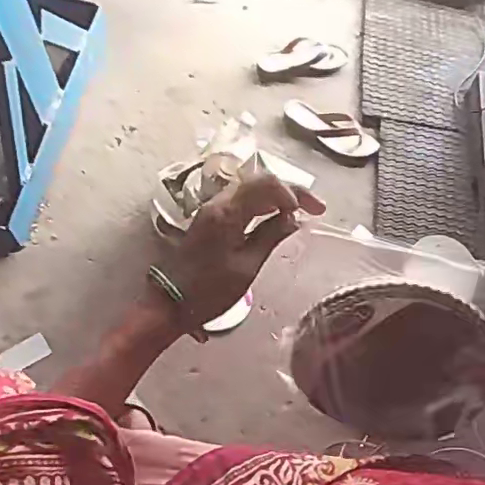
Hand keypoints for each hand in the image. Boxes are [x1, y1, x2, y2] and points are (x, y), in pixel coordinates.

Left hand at [156, 172, 324, 328]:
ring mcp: (212, 209)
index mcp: (228, 212)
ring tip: (299, 213)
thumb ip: (271, 236)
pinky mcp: (210, 219)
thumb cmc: (210, 290)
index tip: (313, 211)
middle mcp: (218, 203)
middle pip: (259, 182)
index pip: (267, 185)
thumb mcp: (247, 265)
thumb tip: (293, 219)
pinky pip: (242, 201)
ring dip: (277, 197)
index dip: (295, 193)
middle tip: (314, 208)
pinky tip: (276, 217)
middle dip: (290, 191)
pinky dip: (263, 204)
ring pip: (251, 190)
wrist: (170, 302)